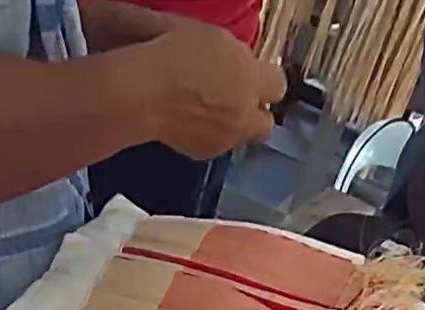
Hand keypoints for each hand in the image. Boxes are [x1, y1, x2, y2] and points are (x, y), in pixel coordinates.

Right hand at [138, 21, 284, 158]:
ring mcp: (223, 139)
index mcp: (252, 78)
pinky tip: (193, 125)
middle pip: (265, 126)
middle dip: (257, 116)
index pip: (278, 85)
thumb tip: (242, 67)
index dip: (267, 82)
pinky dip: (209, 138)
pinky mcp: (201, 154)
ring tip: (212, 116)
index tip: (256, 77)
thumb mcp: (217, 40)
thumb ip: (238, 58)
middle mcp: (244, 115)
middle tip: (242, 105)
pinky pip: (215, 146)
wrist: (147, 94)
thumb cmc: (177, 55)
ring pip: (238, 138)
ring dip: (232, 128)